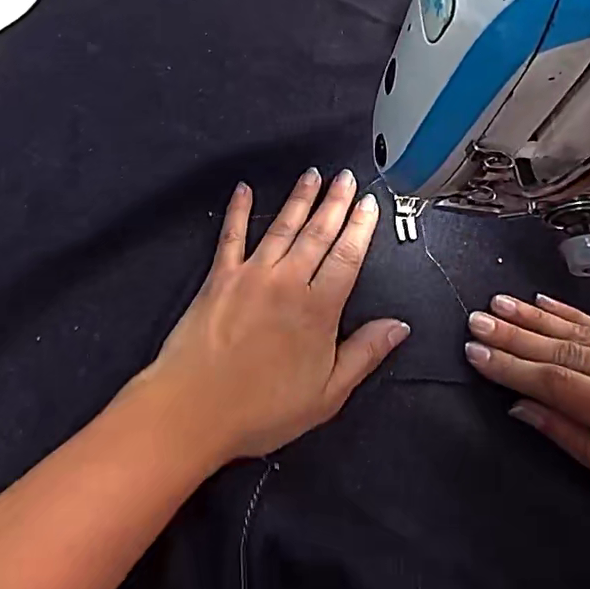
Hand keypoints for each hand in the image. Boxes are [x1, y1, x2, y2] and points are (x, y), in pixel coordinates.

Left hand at [132, 168, 408, 466]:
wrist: (190, 413)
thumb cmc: (260, 410)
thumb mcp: (327, 394)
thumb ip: (365, 354)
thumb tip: (399, 328)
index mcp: (317, 309)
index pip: (348, 255)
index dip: (361, 226)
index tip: (369, 204)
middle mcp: (288, 283)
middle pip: (319, 232)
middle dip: (336, 201)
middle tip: (346, 177)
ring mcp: (252, 276)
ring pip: (283, 227)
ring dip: (300, 198)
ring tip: (313, 175)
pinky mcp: (219, 279)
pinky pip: (232, 236)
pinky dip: (238, 211)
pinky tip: (243, 190)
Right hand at [464, 293, 589, 574]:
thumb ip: (579, 442)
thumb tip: (526, 408)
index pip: (562, 383)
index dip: (513, 366)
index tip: (476, 351)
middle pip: (571, 350)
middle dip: (519, 335)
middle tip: (478, 317)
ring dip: (542, 319)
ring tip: (504, 304)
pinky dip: (580, 319)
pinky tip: (553, 307)